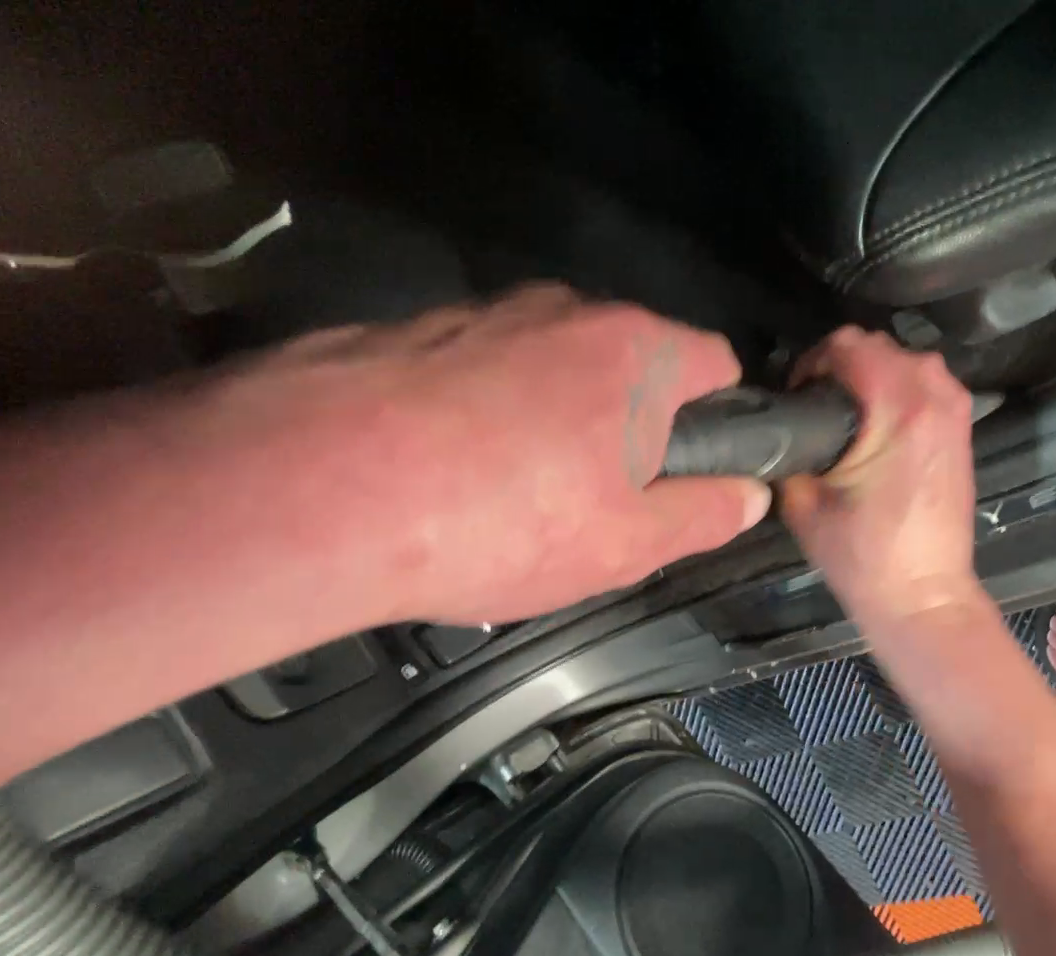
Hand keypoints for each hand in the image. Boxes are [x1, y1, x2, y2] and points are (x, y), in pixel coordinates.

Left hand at [264, 285, 771, 623]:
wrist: (306, 490)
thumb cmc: (503, 519)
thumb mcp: (628, 543)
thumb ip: (704, 514)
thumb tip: (748, 496)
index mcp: (636, 352)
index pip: (716, 361)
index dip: (719, 415)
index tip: (693, 465)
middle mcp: (565, 311)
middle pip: (632, 359)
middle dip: (634, 418)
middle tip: (604, 493)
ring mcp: (482, 313)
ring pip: (553, 363)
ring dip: (557, 413)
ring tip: (516, 490)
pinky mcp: (409, 329)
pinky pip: (481, 367)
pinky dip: (487, 409)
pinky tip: (450, 470)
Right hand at [779, 328, 982, 624]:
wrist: (924, 592)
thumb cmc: (864, 556)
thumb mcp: (803, 500)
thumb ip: (791, 444)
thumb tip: (785, 416)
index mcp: (898, 405)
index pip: (845, 344)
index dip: (811, 364)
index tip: (798, 396)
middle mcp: (934, 393)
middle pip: (876, 345)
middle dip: (842, 367)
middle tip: (819, 409)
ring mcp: (955, 407)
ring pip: (903, 360)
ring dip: (872, 377)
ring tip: (849, 420)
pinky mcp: (963, 426)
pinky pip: (925, 385)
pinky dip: (898, 393)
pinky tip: (878, 429)